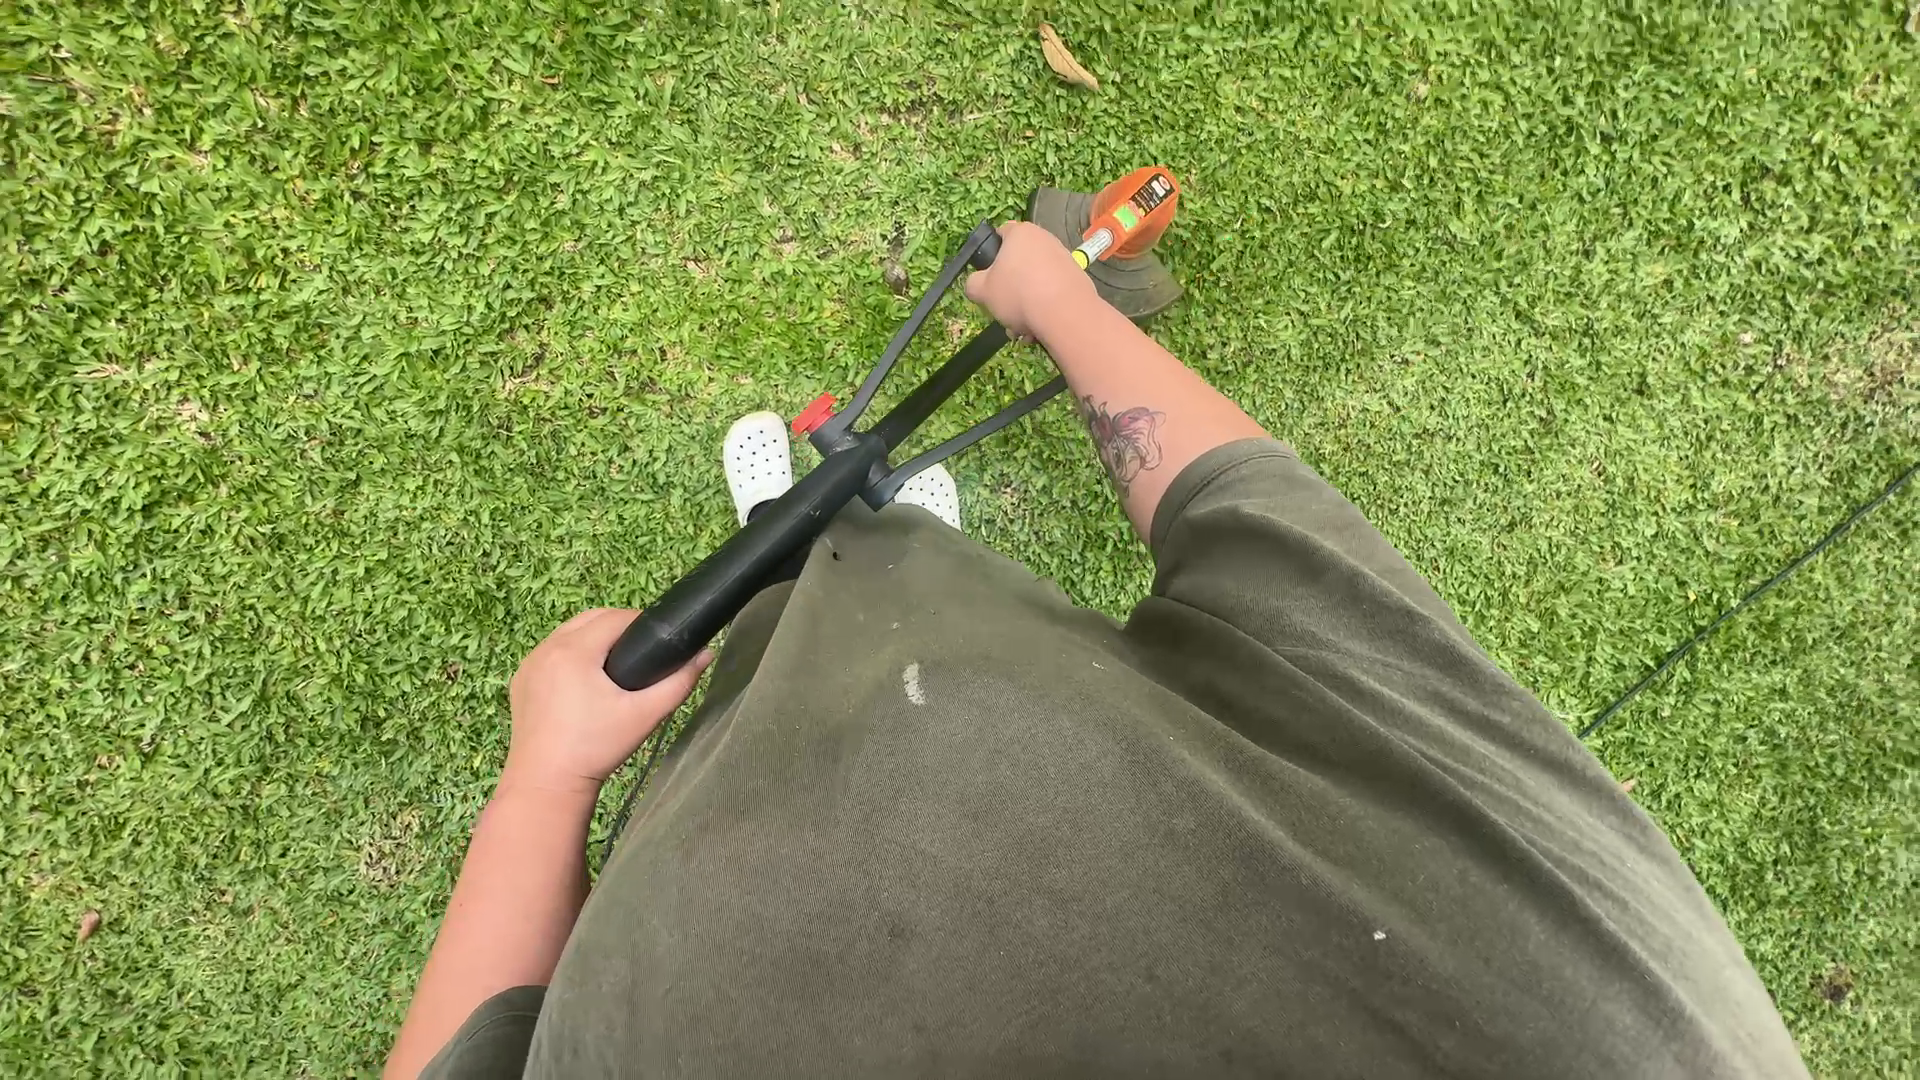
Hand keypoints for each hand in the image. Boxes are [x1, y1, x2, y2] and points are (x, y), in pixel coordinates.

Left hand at [500, 609, 713, 797]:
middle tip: (643, 651)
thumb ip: (680, 681)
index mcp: (574, 651)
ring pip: (569, 632)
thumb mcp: (647, 714)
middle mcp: (546, 649)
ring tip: (619, 662)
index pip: (615, 617)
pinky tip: (588, 676)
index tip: (659, 641)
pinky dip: (573, 652)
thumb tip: (706, 653)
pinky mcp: (521, 681)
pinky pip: (552, 651)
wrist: (547, 784)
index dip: (642, 622)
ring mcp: (529, 664)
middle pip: (590, 618)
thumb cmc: (598, 746)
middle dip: (619, 626)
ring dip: (595, 637)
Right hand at [963, 221, 1096, 339]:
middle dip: (1010, 289)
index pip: (1001, 233)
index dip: (991, 254)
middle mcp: (1044, 238)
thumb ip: (973, 284)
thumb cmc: (1017, 294)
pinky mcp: (1077, 277)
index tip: (989, 276)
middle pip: (1019, 262)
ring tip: (1022, 328)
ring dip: (1026, 305)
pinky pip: (1053, 291)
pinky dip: (1045, 308)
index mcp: (1020, 233)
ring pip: (1036, 281)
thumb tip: (977, 284)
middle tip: (1005, 311)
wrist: (1065, 313)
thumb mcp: (982, 291)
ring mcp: (1064, 257)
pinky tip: (1039, 329)